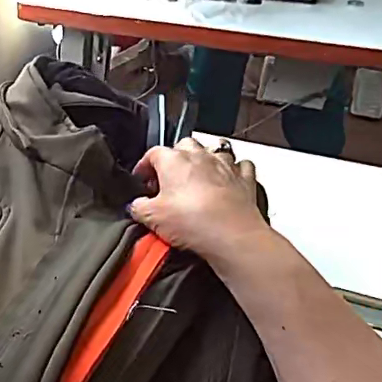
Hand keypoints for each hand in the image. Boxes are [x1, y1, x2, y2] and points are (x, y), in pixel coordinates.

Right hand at [129, 137, 271, 265]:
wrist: (232, 234)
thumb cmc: (194, 221)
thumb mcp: (152, 217)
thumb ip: (139, 207)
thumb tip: (136, 206)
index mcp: (173, 160)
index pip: (152, 154)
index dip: (144, 167)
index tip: (142, 180)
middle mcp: (200, 156)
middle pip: (183, 146)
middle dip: (174, 159)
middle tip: (168, 180)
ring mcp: (225, 165)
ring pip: (213, 150)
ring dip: (204, 161)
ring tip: (197, 178)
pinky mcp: (245, 179)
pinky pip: (240, 166)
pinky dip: (234, 171)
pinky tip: (228, 181)